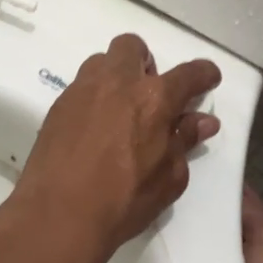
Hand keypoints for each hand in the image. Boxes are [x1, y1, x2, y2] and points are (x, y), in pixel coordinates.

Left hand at [10, 34, 220, 262]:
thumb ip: (184, 142)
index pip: (188, 74)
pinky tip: (94, 131)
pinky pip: (79, 89)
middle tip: (150, 96)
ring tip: (119, 112)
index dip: (203, 75)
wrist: (57, 214)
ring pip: (101, 63)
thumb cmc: (122, 201)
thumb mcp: (168, 179)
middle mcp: (116, 83)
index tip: (207, 80)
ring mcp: (81, 92)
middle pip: (132, 48)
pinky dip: (92, 100)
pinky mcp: (56, 108)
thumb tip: (201, 122)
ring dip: (115, 77)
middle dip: (145, 64)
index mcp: (153, 98)